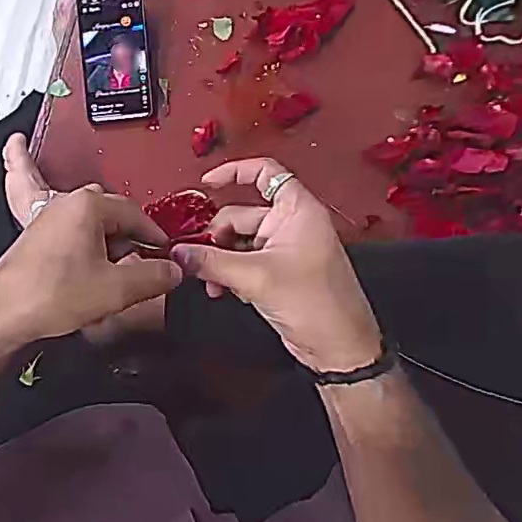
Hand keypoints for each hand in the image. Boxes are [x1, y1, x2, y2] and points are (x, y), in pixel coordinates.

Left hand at [0, 187, 182, 349]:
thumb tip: (172, 270)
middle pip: (112, 216)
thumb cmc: (50, 296)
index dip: (154, 235)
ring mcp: (47, 219)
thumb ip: (154, 276)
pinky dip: (88, 253)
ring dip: (108, 248)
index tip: (165, 252)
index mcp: (86, 205)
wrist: (2, 316)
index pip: (135, 212)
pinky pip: (72, 237)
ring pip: (91, 226)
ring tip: (113, 279)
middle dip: (130, 240)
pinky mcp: (36, 238)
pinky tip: (88, 282)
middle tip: (142, 264)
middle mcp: (65, 204)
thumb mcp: (117, 289)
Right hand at [170, 159, 382, 375]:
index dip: (234, 171)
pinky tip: (223, 290)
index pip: (265, 172)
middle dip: (216, 235)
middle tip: (198, 257)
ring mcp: (285, 249)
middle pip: (241, 214)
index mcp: (297, 210)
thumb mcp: (257, 278)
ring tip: (210, 281)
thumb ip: (212, 262)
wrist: (340, 349)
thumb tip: (181, 252)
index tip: (208, 181)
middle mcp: (291, 225)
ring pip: (238, 242)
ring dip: (220, 259)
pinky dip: (230, 272)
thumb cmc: (319, 306)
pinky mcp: (278, 272)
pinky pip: (244, 262)